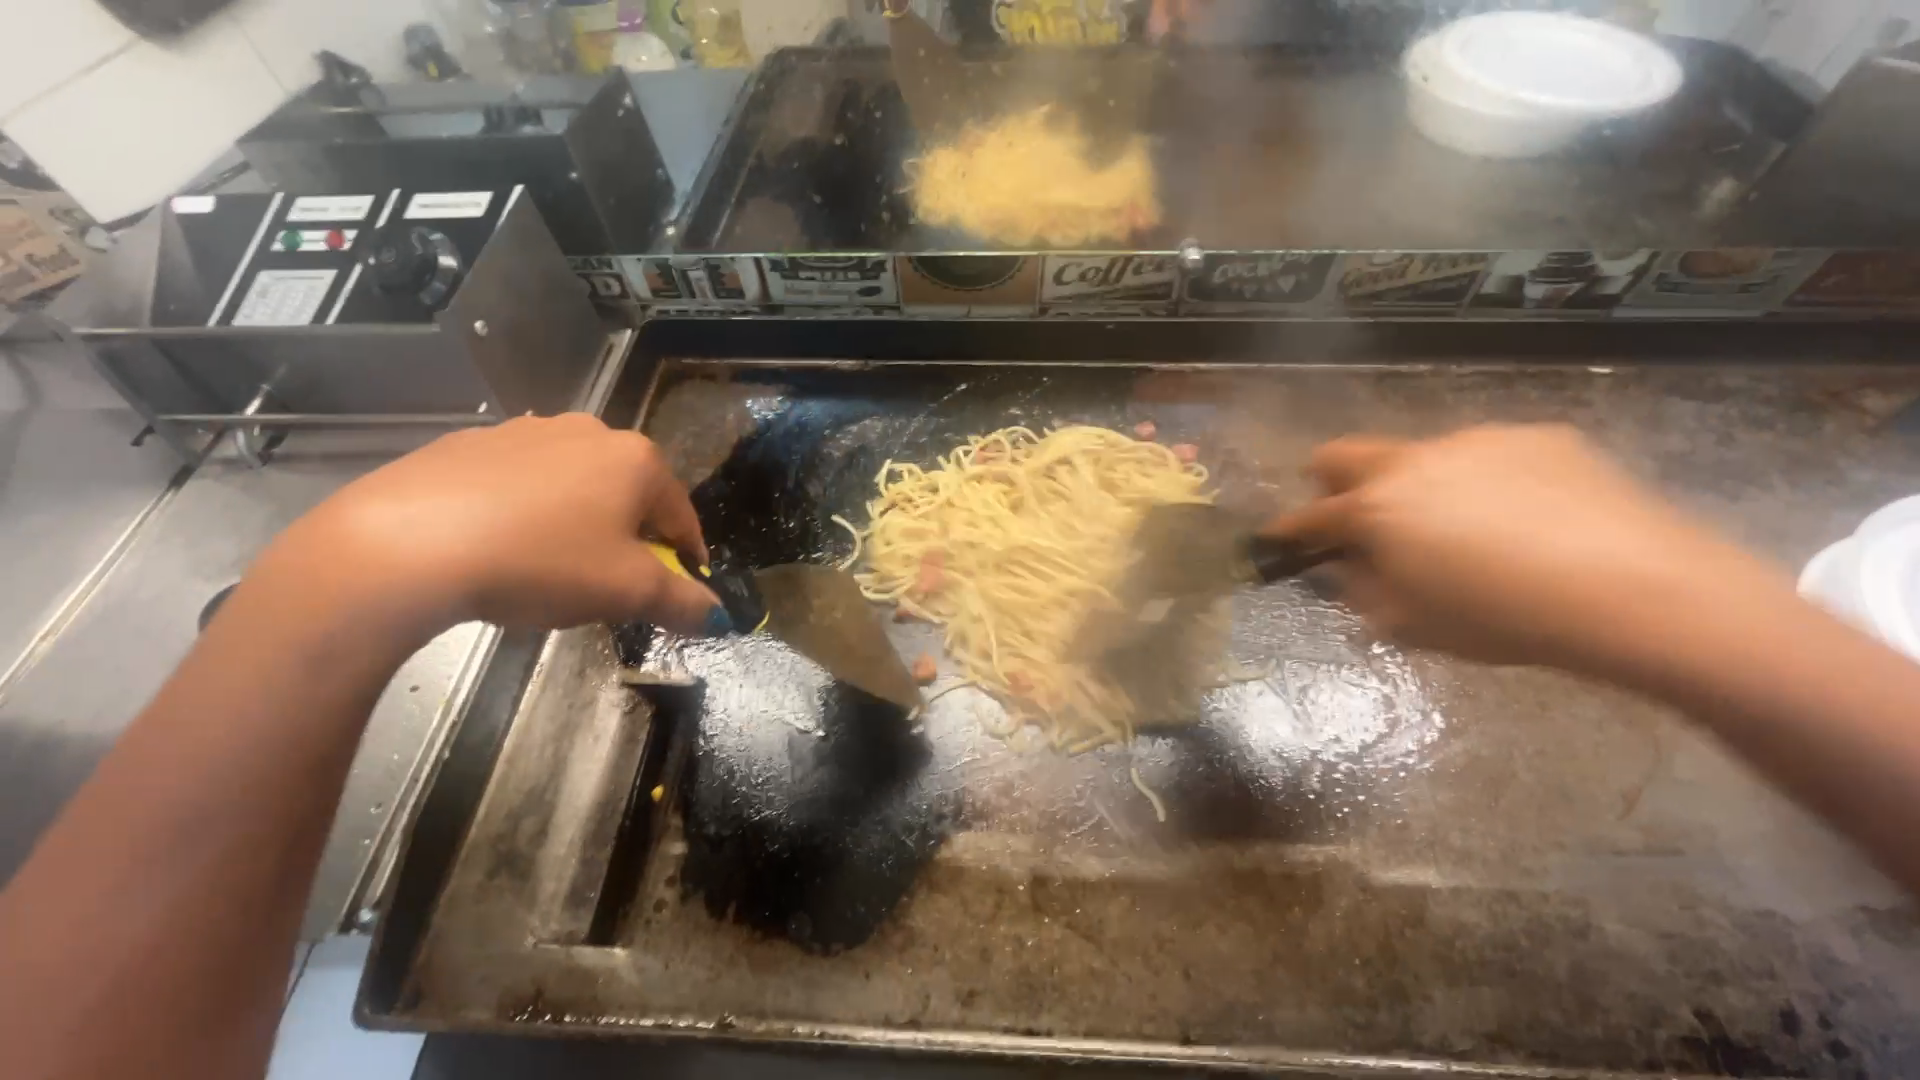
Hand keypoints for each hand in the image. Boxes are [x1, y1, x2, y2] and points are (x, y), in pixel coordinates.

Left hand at [259, 414, 728, 636]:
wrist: (408, 542)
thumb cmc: (542, 562)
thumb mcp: (628, 593)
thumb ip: (684, 602)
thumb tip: (717, 613)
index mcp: (638, 461)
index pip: (682, 517)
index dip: (686, 559)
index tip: (677, 592)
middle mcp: (590, 432)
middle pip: (629, 496)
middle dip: (629, 540)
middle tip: (608, 586)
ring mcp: (525, 431)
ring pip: (575, 487)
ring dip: (579, 523)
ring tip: (550, 568)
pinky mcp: (470, 442)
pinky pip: (521, 484)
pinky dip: (526, 513)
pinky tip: (501, 547)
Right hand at [1263, 424, 1794, 672]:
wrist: (1640, 592)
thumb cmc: (1506, 619)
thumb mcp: (1414, 624)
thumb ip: (1363, 591)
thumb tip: (1348, 570)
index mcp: (1377, 508)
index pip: (1310, 516)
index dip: (1288, 531)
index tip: (1278, 540)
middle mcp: (1416, 461)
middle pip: (1344, 455)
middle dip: (1335, 486)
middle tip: (1360, 525)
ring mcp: (1478, 441)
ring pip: (1422, 458)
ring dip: (1420, 489)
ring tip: (1468, 534)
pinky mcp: (1539, 437)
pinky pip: (1488, 457)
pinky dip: (1485, 484)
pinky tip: (1527, 522)